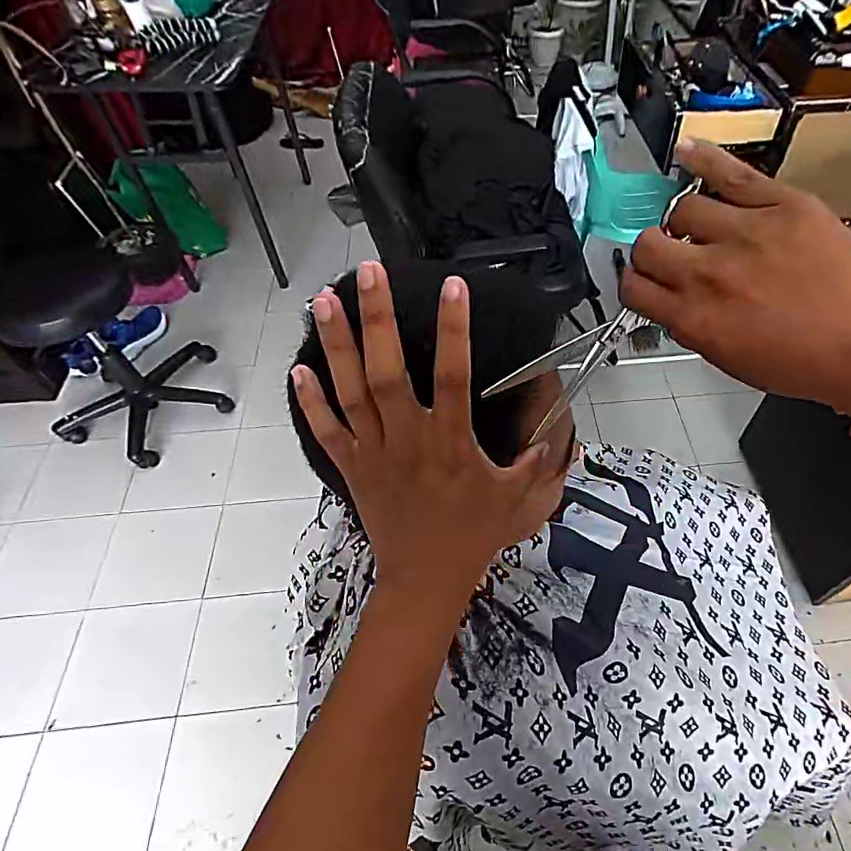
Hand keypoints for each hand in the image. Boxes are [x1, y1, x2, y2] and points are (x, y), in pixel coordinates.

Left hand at [291, 263, 564, 605]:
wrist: (426, 577)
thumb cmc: (472, 536)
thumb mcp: (513, 499)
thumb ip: (532, 465)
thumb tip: (550, 440)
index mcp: (450, 441)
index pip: (454, 374)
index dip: (454, 329)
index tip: (454, 287)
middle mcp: (408, 438)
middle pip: (387, 371)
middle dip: (378, 319)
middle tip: (368, 273)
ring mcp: (375, 452)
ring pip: (351, 391)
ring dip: (337, 345)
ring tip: (324, 301)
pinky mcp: (353, 468)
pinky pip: (328, 431)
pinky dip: (312, 402)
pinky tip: (299, 370)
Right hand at [622, 139, 850, 405]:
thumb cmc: (805, 361)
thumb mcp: (732, 362)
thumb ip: (695, 329)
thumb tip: (675, 307)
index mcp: (697, 319)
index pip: (636, 288)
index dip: (636, 283)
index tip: (644, 280)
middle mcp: (712, 274)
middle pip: (649, 244)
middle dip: (653, 251)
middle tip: (669, 253)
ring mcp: (745, 234)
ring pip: (683, 208)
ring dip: (684, 219)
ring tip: (700, 226)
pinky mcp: (780, 206)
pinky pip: (729, 172)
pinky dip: (703, 159)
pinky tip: (686, 152)